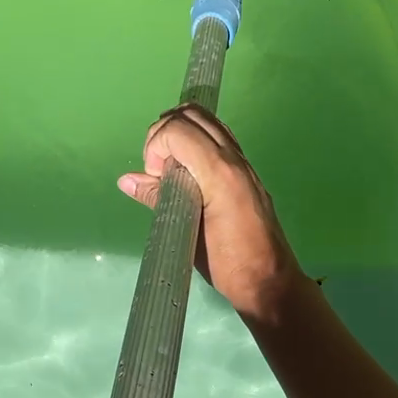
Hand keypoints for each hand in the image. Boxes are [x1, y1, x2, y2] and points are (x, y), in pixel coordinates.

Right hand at [117, 105, 306, 323]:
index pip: (178, 129)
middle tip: (158, 168)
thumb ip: (160, 200)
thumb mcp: (187, 235)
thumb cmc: (228, 265)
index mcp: (220, 173)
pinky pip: (220, 139)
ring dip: (182, 133)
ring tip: (171, 168)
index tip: (154, 177)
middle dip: (165, 132)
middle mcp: (235, 160)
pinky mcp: (248, 174)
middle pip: (193, 115)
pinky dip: (198, 142)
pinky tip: (189, 172)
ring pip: (208, 122)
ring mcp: (244, 165)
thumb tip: (128, 181)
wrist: (270, 282)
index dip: (155, 145)